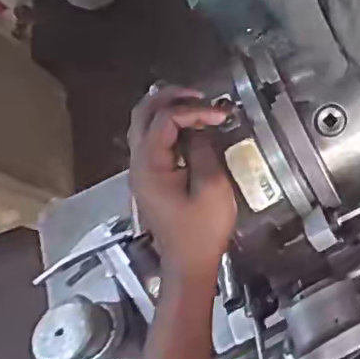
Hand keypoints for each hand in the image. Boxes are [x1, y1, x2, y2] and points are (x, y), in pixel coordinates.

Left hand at [127, 86, 235, 287]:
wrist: (189, 264)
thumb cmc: (202, 230)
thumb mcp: (212, 187)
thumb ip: (203, 150)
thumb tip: (201, 128)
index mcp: (150, 166)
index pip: (165, 120)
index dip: (194, 110)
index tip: (221, 114)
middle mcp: (138, 165)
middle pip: (143, 115)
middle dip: (170, 98)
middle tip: (200, 94)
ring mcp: (142, 172)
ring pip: (143, 125)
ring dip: (167, 109)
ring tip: (197, 104)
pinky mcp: (151, 178)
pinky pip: (153, 139)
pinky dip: (169, 125)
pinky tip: (190, 125)